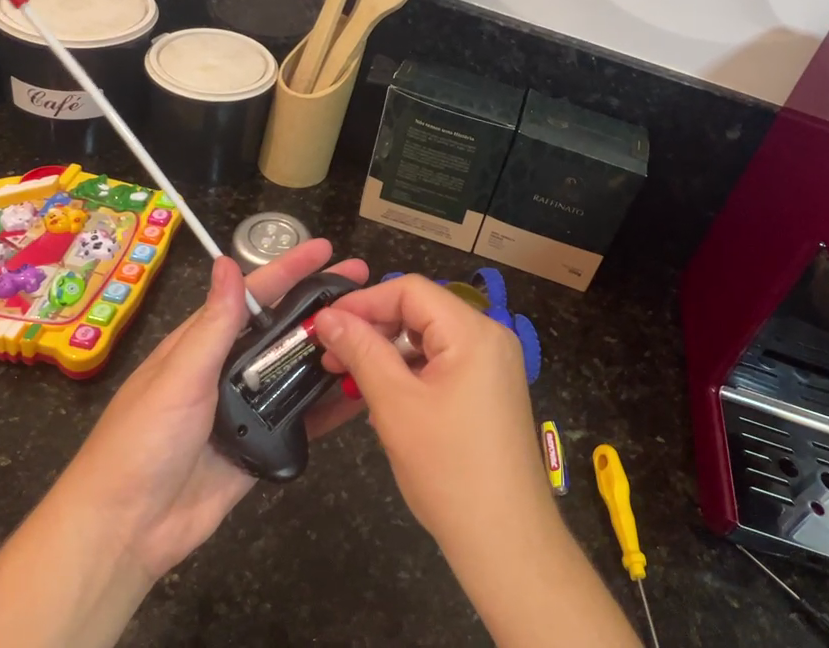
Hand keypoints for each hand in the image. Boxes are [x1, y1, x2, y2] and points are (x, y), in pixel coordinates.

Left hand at [0, 240, 366, 647]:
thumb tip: (228, 262)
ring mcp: (247, 409)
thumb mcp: (178, 375)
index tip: (327, 248)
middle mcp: (228, 370)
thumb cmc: (143, 441)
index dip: (290, 269)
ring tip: (376, 333)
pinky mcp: (262, 445)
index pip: (253, 295)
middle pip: (283, 329)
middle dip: (322, 305)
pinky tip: (361, 391)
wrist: (128, 529)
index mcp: (202, 344)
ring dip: (331, 351)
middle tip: (367, 285)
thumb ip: (213, 325)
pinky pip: (303, 418)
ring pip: (297, 371)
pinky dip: (330, 404)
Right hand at [312, 275, 548, 556]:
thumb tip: (328, 317)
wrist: (505, 537)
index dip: (363, 302)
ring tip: (347, 378)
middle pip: (422, 311)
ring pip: (430, 339)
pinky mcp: (490, 391)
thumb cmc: (448, 469)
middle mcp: (490, 337)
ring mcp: (494, 365)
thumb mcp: (396, 405)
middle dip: (373, 328)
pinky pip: (443, 364)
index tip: (323, 325)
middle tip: (329, 355)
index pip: (411, 291)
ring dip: (388, 352)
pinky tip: (380, 397)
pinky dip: (410, 373)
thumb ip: (362, 352)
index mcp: (474, 331)